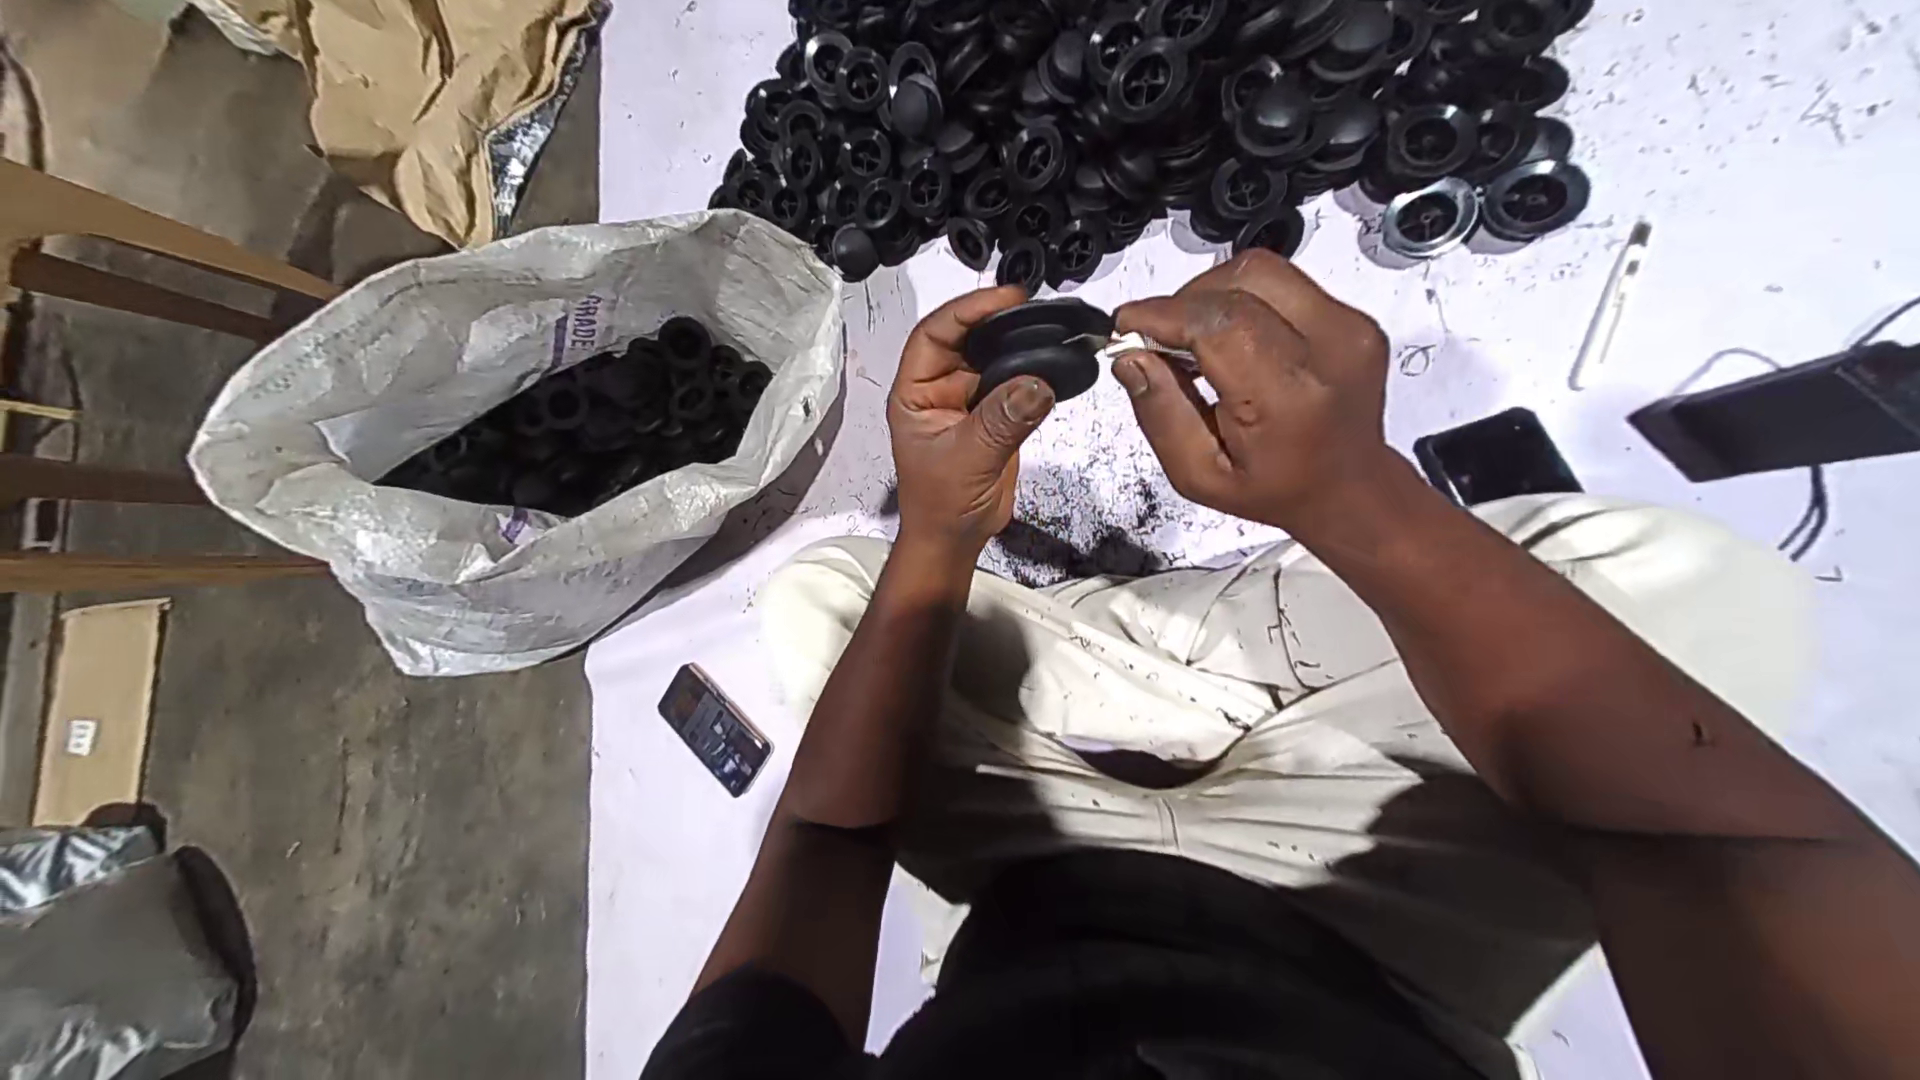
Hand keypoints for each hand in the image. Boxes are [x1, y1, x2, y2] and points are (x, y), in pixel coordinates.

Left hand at [888, 286, 1054, 560]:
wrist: (955, 537)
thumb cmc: (939, 506)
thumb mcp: (967, 460)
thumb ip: (1001, 422)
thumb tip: (1035, 385)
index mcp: (915, 394)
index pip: (934, 335)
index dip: (966, 310)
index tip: (1003, 299)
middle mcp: (940, 391)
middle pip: (967, 340)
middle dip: (997, 323)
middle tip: (1033, 310)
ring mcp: (968, 403)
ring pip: (994, 360)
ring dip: (1019, 348)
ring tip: (1047, 333)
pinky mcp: (994, 417)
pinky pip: (1014, 385)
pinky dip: (1032, 375)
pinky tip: (1050, 367)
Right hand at [1111, 250, 1395, 533]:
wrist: (1345, 487)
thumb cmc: (1274, 489)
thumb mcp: (1197, 475)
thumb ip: (1161, 415)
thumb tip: (1131, 360)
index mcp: (1288, 400)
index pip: (1219, 323)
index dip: (1163, 315)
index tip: (1127, 326)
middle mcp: (1329, 351)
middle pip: (1238, 284)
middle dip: (1181, 305)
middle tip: (1156, 343)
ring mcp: (1346, 327)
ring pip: (1259, 272)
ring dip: (1209, 298)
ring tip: (1192, 343)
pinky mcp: (1350, 316)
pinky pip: (1280, 284)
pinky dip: (1238, 302)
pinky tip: (1226, 342)